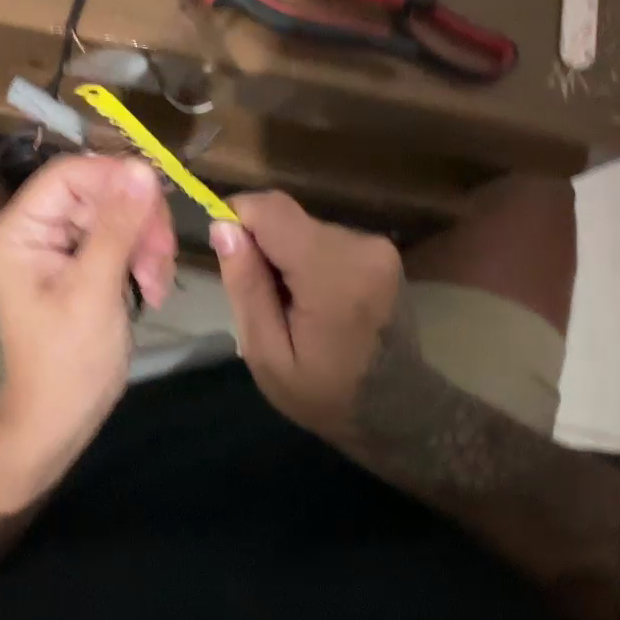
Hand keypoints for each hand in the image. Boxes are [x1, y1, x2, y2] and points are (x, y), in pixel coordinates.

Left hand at [0, 155, 175, 442]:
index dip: (115, 177)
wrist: (60, 416)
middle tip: (162, 255)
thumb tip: (143, 168)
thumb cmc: (68, 359)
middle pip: (98, 192)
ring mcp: (60, 247)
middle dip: (138, 220)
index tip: (159, 196)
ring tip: (157, 284)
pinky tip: (154, 291)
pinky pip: (121, 240)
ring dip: (146, 243)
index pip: (68, 174)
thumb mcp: (94, 289)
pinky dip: (143, 259)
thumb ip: (118, 227)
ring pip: (116, 215)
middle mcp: (36, 230)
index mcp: (21, 229)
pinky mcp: (83, 264)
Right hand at [211, 191, 403, 442]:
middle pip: (286, 218)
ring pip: (303, 226)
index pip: (270, 210)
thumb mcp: (267, 354)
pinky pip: (324, 237)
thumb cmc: (324, 392)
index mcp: (332, 275)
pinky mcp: (382, 250)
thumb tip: (222, 227)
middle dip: (262, 246)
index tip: (225, 254)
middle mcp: (360, 247)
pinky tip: (314, 299)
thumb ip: (246, 287)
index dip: (236, 218)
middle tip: (261, 299)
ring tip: (289, 304)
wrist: (397, 409)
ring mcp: (376, 247)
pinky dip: (307, 259)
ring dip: (285, 254)